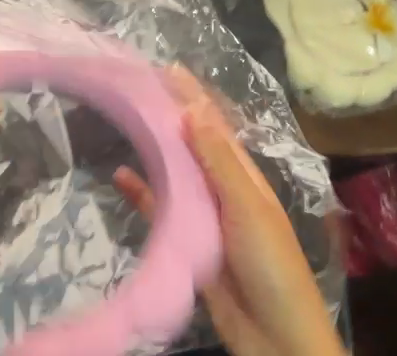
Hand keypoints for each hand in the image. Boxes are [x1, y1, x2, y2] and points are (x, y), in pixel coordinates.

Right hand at [115, 67, 343, 355]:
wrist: (276, 339)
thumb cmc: (271, 265)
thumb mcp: (248, 207)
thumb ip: (218, 161)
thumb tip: (193, 108)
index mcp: (242, 175)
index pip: (213, 124)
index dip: (193, 96)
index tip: (166, 67)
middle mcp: (221, 187)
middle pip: (189, 143)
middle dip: (166, 114)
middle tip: (133, 85)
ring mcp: (203, 214)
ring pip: (172, 171)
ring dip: (151, 147)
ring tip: (123, 119)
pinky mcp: (187, 241)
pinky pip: (159, 208)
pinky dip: (141, 191)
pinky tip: (120, 176)